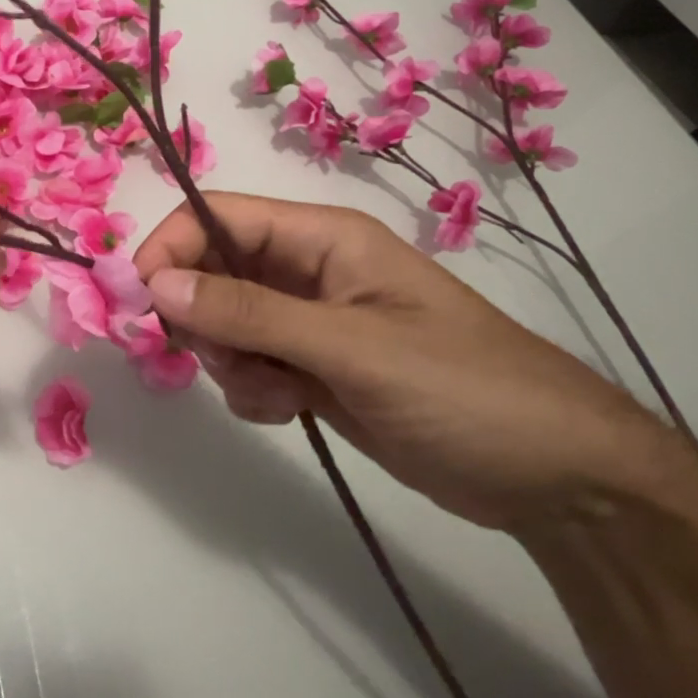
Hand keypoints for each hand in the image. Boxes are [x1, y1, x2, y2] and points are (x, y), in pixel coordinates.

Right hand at [133, 192, 684, 532]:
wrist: (558, 480)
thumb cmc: (465, 390)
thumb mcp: (351, 347)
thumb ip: (249, 312)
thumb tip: (155, 282)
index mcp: (324, 239)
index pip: (217, 218)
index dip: (170, 248)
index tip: (139, 301)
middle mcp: (309, 272)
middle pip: (211, 272)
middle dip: (202, 317)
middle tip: (216, 358)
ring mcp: (310, 324)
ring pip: (224, 325)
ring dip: (230, 361)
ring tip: (277, 393)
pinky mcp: (314, 371)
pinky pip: (249, 367)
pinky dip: (253, 390)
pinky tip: (293, 412)